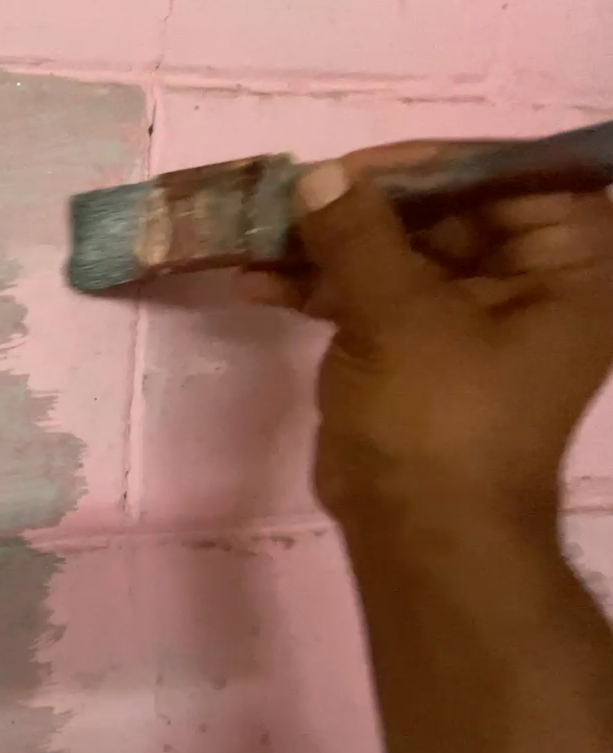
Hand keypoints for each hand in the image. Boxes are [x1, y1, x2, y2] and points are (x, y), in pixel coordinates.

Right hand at [239, 145, 612, 529]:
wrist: (415, 517)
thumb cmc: (438, 415)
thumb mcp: (402, 318)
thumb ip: (360, 242)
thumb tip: (318, 177)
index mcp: (568, 262)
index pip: (511, 180)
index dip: (432, 166)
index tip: (349, 166)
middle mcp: (521, 278)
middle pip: (440, 217)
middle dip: (358, 210)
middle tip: (286, 202)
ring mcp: (455, 315)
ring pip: (386, 258)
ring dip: (319, 251)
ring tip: (252, 241)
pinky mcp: (399, 346)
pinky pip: (356, 299)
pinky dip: (307, 290)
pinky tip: (254, 283)